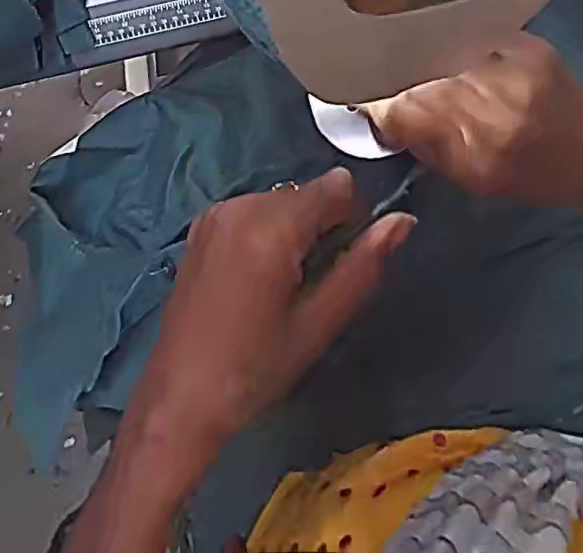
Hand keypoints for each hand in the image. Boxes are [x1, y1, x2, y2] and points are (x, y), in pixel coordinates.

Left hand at [129, 169, 415, 453]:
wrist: (180, 396)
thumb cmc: (255, 368)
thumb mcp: (319, 323)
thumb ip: (364, 265)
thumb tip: (402, 219)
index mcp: (271, 226)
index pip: (337, 185)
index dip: (352, 218)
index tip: (339, 261)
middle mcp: (241, 204)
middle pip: (307, 192)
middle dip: (320, 226)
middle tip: (307, 283)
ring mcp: (216, 211)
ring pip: (282, 199)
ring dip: (293, 228)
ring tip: (278, 284)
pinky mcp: (202, 223)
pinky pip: (253, 208)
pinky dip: (266, 230)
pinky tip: (254, 277)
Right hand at [362, 33, 582, 215]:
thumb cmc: (538, 177)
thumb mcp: (477, 180)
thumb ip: (428, 145)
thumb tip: (383, 113)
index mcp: (478, 150)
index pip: (401, 110)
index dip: (374, 102)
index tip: (362, 99)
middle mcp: (494, 105)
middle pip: (415, 76)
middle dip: (391, 76)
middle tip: (379, 74)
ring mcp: (512, 67)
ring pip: (437, 50)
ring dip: (417, 56)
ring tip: (410, 58)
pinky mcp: (527, 43)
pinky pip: (467, 35)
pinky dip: (450, 42)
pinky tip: (446, 45)